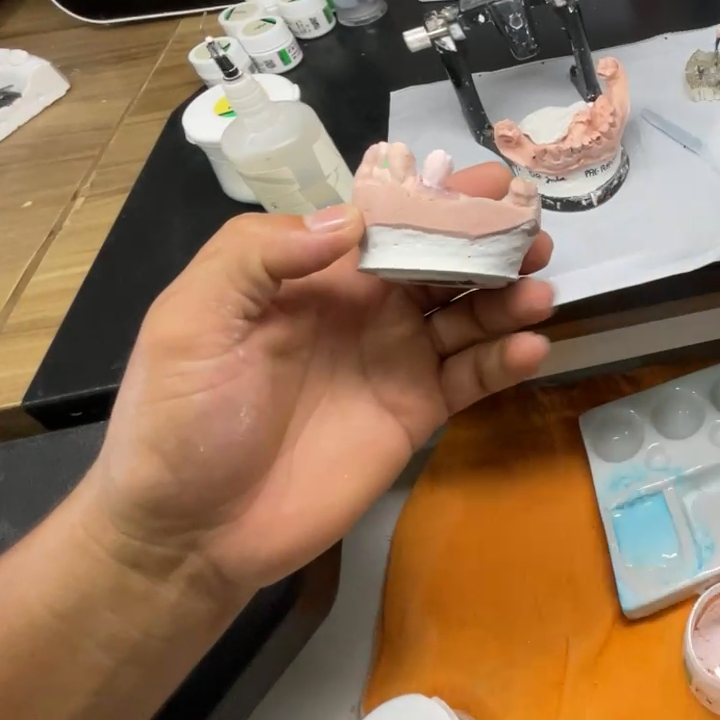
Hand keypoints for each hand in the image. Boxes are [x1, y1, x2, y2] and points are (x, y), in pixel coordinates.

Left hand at [79, 163, 554, 594]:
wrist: (190, 534)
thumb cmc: (179, 420)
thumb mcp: (191, 323)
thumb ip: (258, 256)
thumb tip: (352, 219)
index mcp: (324, 277)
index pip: (394, 223)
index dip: (442, 200)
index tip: (491, 185)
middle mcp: (373, 308)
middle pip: (446, 263)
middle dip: (492, 244)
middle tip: (533, 236)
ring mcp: (401, 359)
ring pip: (471, 315)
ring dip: (509, 299)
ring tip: (540, 292)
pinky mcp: (420, 409)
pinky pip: (472, 376)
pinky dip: (505, 360)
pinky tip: (529, 348)